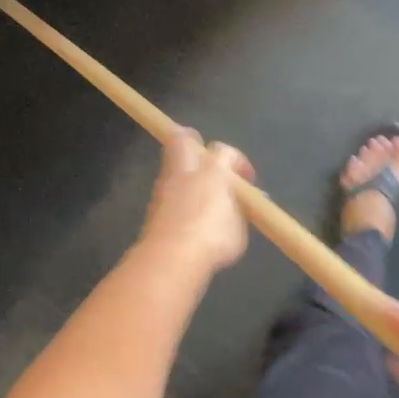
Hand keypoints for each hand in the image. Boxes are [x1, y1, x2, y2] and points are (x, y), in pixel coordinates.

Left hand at [142, 129, 253, 271]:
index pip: (225, 152)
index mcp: (213, 170)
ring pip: (172, 166)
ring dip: (186, 173)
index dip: (238, 162)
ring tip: (201, 194)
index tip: (246, 179)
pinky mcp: (152, 207)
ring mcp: (164, 187)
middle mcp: (186, 171)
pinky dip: (177, 195)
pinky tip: (188, 214)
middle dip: (194, 143)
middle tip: (208, 162)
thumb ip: (240, 211)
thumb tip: (243, 206)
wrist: (171, 258)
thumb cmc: (214, 238)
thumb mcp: (240, 227)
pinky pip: (167, 190)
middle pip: (183, 139)